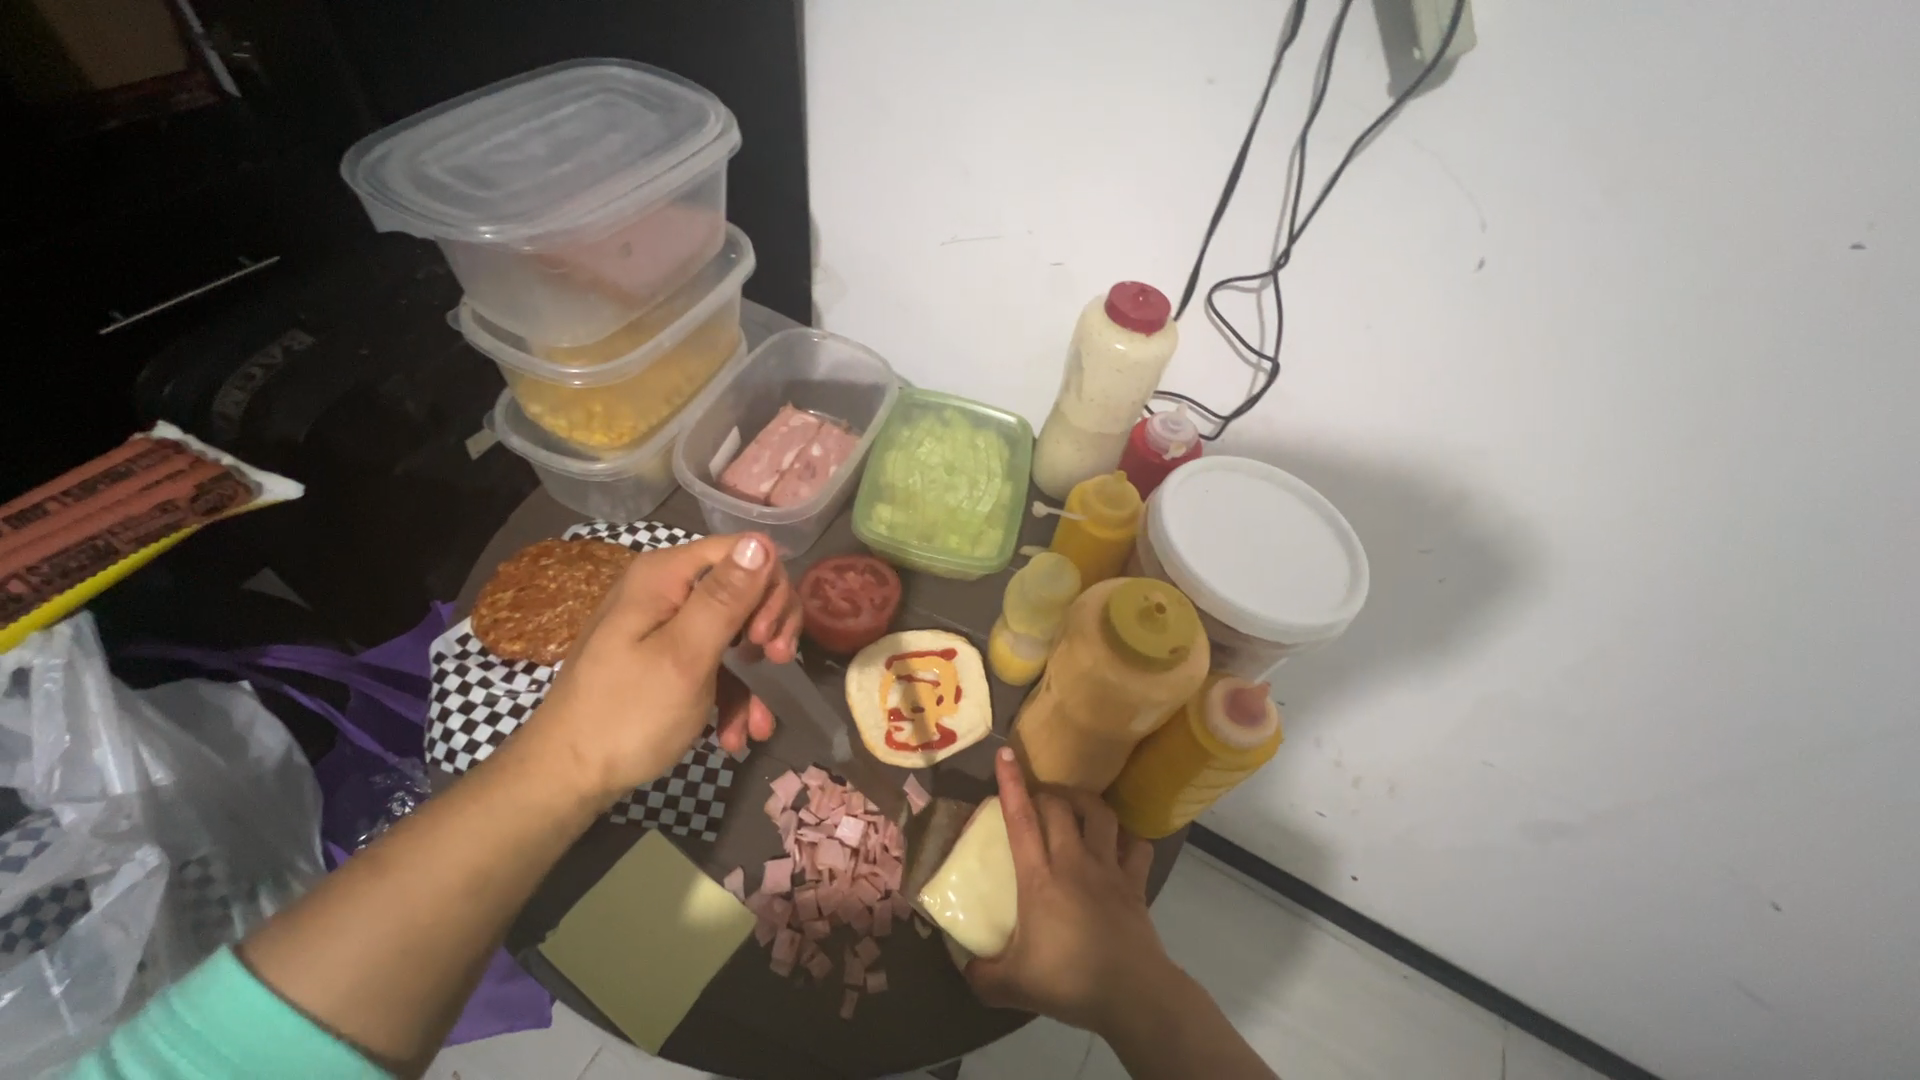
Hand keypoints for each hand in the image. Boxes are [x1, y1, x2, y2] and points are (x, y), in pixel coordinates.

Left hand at [525, 533, 801, 803]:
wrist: (566, 779)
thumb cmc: (626, 715)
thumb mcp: (685, 656)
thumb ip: (725, 598)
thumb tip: (761, 541)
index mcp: (664, 576)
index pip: (743, 552)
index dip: (768, 589)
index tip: (769, 638)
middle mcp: (665, 590)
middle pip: (744, 590)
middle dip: (770, 631)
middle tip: (777, 666)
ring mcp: (665, 627)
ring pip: (736, 633)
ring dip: (756, 677)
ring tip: (758, 724)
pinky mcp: (666, 661)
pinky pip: (715, 664)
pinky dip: (732, 697)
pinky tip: (736, 734)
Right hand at [965, 747, 1174, 1035]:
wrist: (1132, 994)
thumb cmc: (1069, 982)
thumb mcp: (1013, 986)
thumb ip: (982, 975)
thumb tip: (965, 966)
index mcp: (1039, 878)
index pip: (1021, 819)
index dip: (1011, 784)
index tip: (1005, 754)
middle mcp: (1073, 862)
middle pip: (1061, 808)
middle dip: (1047, 794)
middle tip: (1037, 799)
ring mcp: (1109, 869)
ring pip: (1100, 815)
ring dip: (1086, 802)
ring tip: (1075, 804)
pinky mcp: (1135, 883)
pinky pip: (1136, 847)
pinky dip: (1129, 839)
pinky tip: (1120, 843)